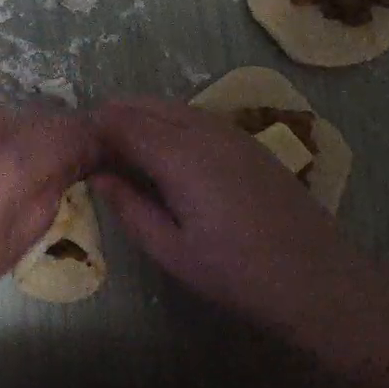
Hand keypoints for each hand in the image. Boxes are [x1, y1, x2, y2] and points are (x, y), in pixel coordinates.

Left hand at [0, 104, 103, 318]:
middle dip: (57, 140)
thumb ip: (50, 194)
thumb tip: (70, 166)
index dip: (94, 142)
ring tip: (9, 175)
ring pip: (5, 116)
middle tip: (58, 171)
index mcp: (11, 162)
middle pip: (41, 118)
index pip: (74, 131)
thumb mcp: (16, 242)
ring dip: (19, 136)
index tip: (98, 159)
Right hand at [88, 97, 361, 314]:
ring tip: (115, 146)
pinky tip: (159, 150)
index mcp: (180, 157)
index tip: (68, 145)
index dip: (91, 128)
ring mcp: (231, 133)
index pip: (121, 123)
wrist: (320, 281)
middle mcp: (204, 133)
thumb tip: (99, 176)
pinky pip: (194, 117)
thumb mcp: (170, 250)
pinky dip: (166, 121)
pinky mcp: (248, 143)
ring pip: (170, 107)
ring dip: (138, 117)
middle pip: (145, 106)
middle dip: (111, 117)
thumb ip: (128, 208)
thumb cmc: (237, 273)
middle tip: (86, 146)